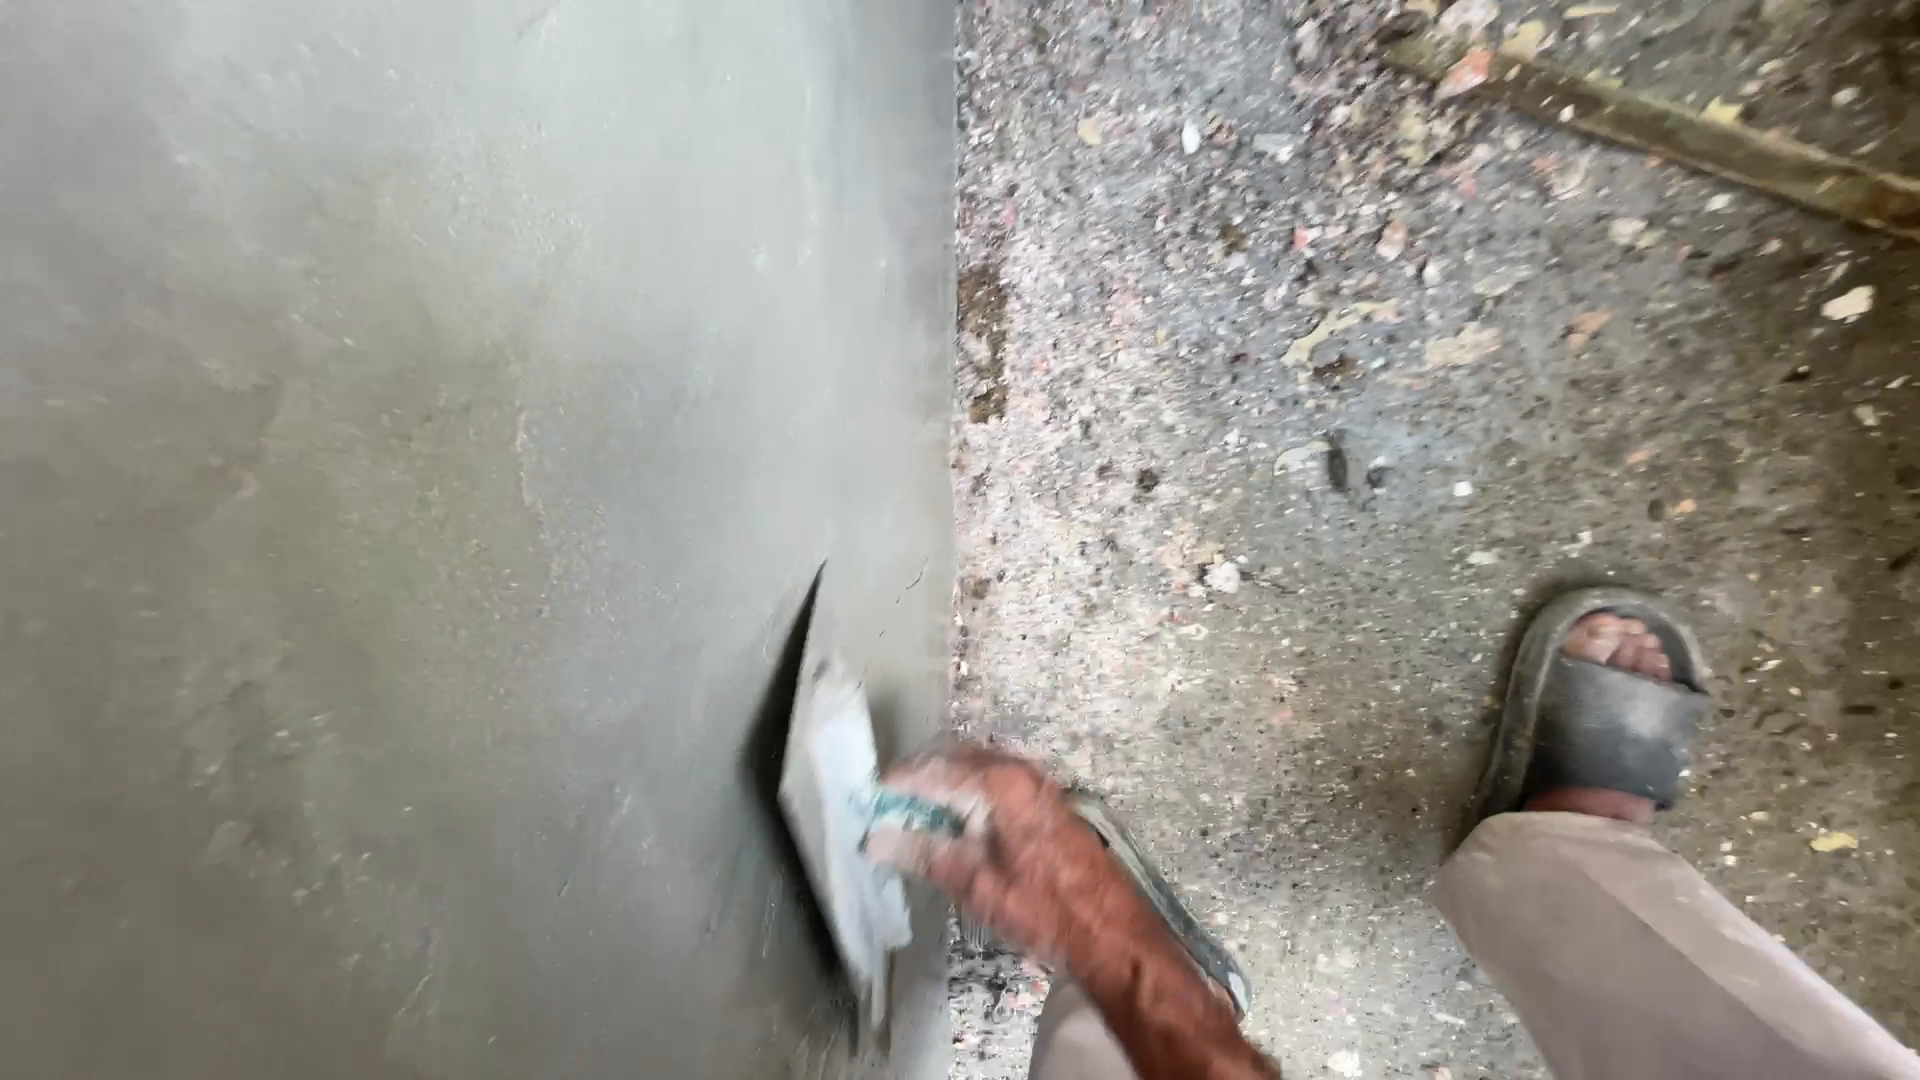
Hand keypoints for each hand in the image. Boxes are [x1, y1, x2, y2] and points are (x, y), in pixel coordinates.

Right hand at [863, 743, 1139, 965]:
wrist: (1110, 930)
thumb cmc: (1042, 908)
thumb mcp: (976, 885)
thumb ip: (925, 854)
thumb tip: (876, 839)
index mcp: (1000, 783)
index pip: (936, 769)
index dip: (902, 780)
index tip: (874, 794)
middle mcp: (1019, 770)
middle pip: (958, 757)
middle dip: (923, 773)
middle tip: (893, 801)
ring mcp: (1036, 782)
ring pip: (979, 765)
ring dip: (947, 779)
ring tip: (919, 809)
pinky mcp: (1046, 798)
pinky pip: (997, 777)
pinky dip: (970, 788)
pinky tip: (959, 818)